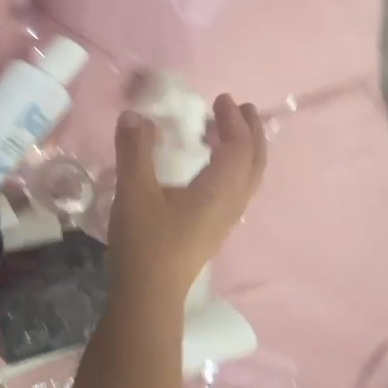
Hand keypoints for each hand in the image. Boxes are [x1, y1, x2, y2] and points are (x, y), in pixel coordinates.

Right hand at [107, 93, 266, 301]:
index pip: (238, 148)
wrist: (150, 289)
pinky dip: (232, 167)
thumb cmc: (145, 239)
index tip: (221, 98)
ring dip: (244, 150)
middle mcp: (231, 202)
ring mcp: (224, 218)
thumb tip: (136, 115)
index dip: (233, 121)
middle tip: (239, 108)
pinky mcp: (212, 227)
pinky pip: (235, 187)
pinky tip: (209, 168)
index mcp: (219, 190)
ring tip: (227, 132)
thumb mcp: (133, 191)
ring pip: (247, 177)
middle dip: (249, 133)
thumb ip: (135, 151)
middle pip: (254, 162)